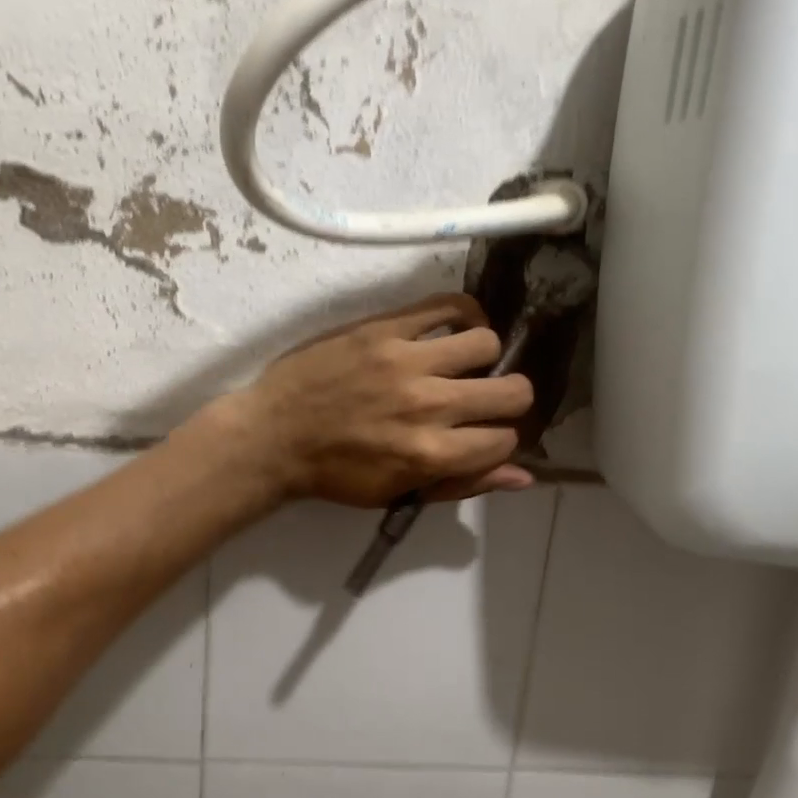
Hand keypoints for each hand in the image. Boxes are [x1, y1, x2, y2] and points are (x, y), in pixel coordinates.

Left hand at [206, 293, 535, 507]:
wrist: (273, 436)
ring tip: (462, 364)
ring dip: (484, 358)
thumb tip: (525, 476)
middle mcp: (429, 405)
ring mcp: (407, 361)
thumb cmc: (336, 472)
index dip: (500, 440)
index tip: (482, 434)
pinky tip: (457, 328)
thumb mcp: (399, 492)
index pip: (505, 439)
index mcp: (431, 454)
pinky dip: (465, 314)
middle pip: (513, 391)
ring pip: (488, 343)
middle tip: (481, 399)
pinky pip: (449, 305)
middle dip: (507, 400)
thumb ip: (462, 484)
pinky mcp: (385, 328)